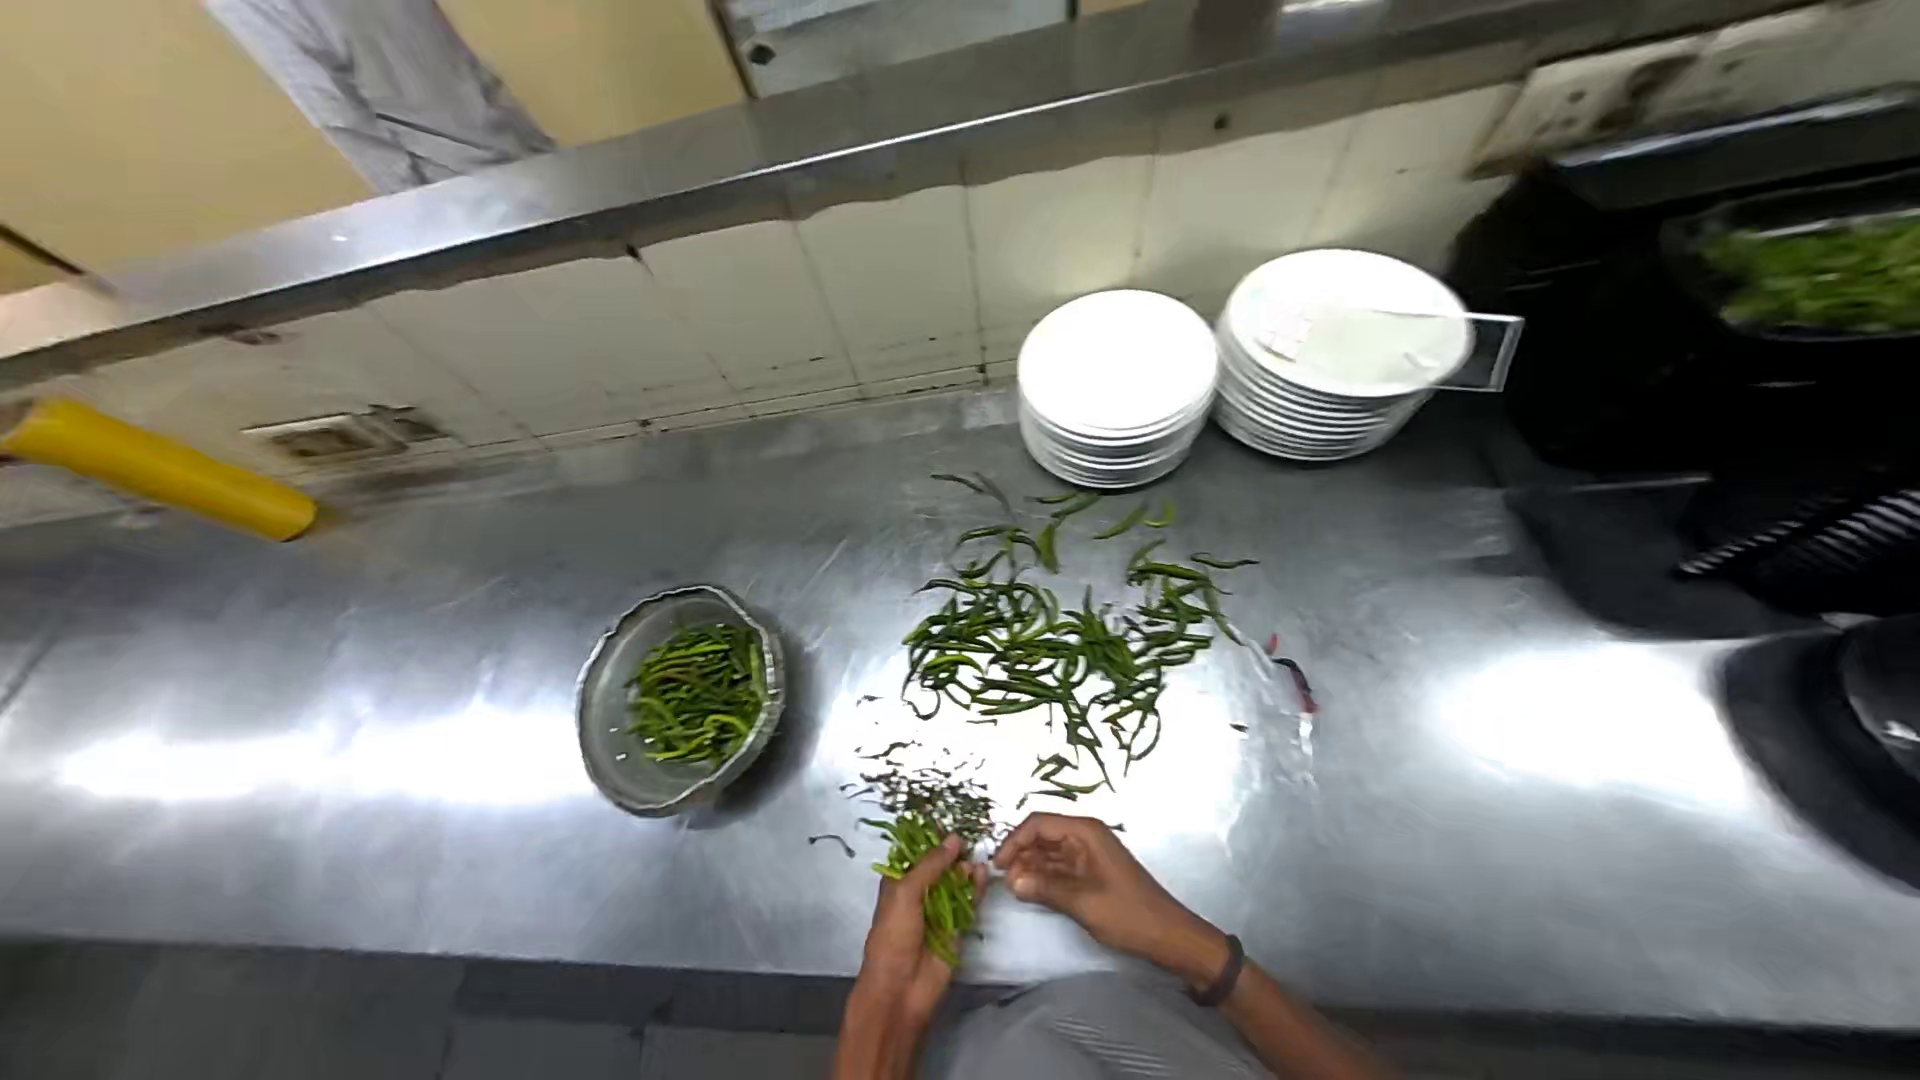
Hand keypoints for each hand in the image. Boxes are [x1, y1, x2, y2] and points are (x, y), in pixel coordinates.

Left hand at [858, 835, 986, 1015]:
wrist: (900, 990)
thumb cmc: (893, 935)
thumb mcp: (906, 892)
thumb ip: (931, 864)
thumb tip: (954, 838)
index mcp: (899, 882)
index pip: (916, 853)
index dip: (931, 839)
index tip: (949, 822)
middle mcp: (920, 893)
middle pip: (940, 866)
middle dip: (953, 853)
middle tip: (968, 839)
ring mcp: (939, 911)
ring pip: (956, 883)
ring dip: (965, 869)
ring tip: (975, 857)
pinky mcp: (957, 928)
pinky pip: (970, 903)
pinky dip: (977, 888)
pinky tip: (982, 874)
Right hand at [993, 813, 1228, 988]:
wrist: (1169, 936)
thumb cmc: (1128, 914)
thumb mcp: (1083, 902)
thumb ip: (1046, 888)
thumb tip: (1012, 880)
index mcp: (1086, 831)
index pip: (1039, 823)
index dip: (1015, 840)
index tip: (997, 865)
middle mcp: (1085, 836)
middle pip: (1043, 834)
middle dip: (1021, 853)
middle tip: (1003, 880)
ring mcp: (1088, 853)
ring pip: (1049, 851)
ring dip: (1030, 865)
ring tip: (1014, 886)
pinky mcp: (1090, 871)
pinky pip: (1059, 866)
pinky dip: (1044, 875)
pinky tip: (1031, 889)